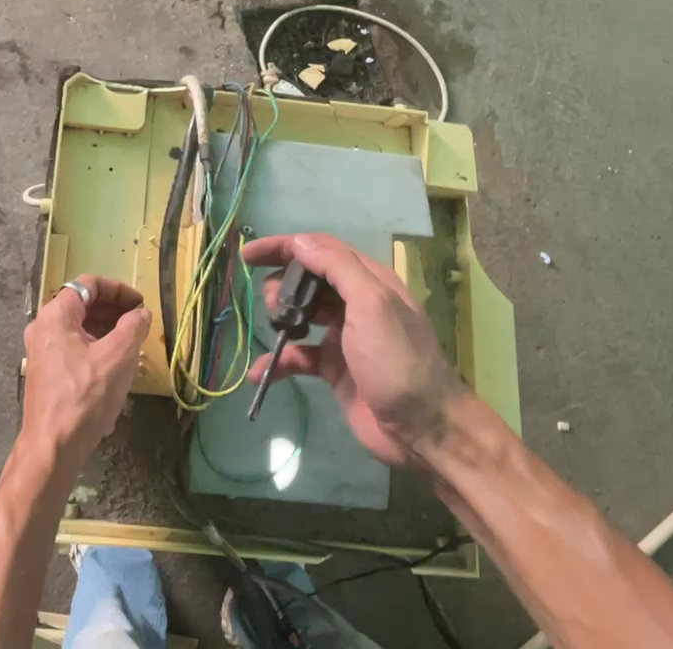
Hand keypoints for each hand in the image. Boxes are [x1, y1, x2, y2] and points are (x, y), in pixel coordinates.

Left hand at [20, 274, 150, 468]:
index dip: (118, 289)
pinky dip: (95, 347)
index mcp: (56, 315)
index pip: (88, 284)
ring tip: (132, 344)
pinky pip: (73, 347)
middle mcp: (43, 327)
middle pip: (82, 304)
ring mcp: (42, 350)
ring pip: (79, 327)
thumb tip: (141, 313)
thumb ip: (133, 327)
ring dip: (107, 329)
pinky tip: (115, 366)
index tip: (140, 304)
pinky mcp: (46, 372)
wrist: (53, 445)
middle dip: (114, 310)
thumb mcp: (118, 356)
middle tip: (139, 322)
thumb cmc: (86, 395)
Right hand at [244, 233, 463, 468]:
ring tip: (274, 328)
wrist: (423, 429)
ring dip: (280, 317)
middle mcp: (355, 304)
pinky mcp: (334, 369)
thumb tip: (299, 242)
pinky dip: (279, 361)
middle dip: (282, 283)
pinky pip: (299, 356)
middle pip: (308, 280)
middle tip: (270, 302)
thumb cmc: (398, 361)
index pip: (321, 249)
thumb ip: (337, 268)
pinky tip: (261, 372)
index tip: (249, 254)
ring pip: (301, 315)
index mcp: (369, 281)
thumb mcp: (372, 305)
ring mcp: (344, 337)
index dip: (284, 247)